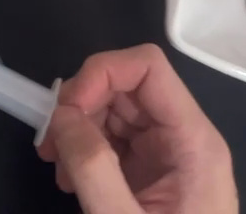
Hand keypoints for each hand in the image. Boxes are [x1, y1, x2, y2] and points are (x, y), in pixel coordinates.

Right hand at [39, 45, 237, 213]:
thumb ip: (93, 167)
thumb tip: (61, 114)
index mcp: (194, 143)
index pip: (148, 68)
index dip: (102, 72)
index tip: (68, 108)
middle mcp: (185, 139)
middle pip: (127, 85)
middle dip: (83, 103)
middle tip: (50, 142)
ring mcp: (168, 156)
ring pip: (115, 109)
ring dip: (78, 126)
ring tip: (56, 167)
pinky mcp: (152, 174)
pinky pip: (113, 138)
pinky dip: (84, 147)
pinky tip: (69, 178)